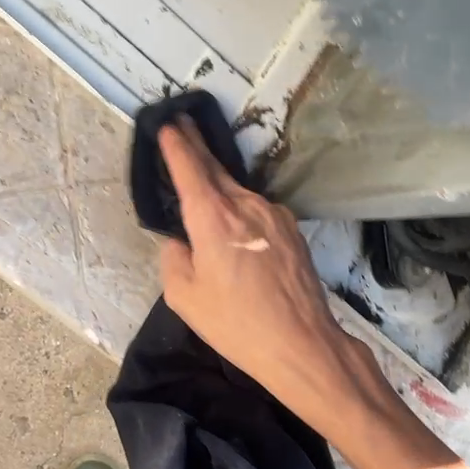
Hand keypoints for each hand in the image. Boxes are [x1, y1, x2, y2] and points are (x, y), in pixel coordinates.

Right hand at [156, 120, 375, 412]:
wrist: (301, 343)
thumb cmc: (237, 324)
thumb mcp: (184, 296)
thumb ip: (174, 259)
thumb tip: (181, 242)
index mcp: (213, 218)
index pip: (189, 168)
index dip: (176, 144)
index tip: (167, 124)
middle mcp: (245, 206)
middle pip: (215, 169)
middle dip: (196, 146)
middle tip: (181, 125)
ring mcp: (274, 215)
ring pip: (238, 192)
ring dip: (218, 184)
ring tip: (202, 182)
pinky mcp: (292, 230)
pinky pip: (257, 211)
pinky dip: (240, 209)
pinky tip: (235, 228)